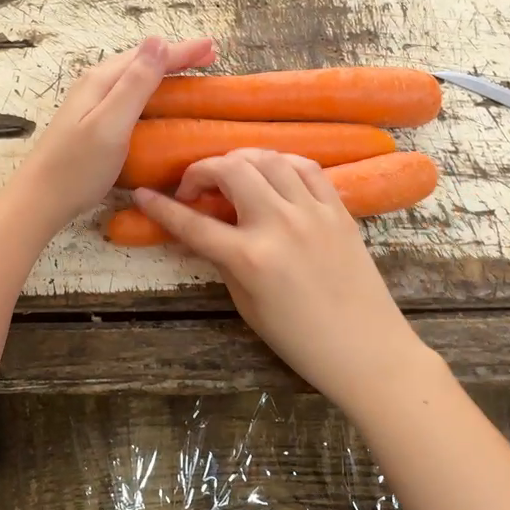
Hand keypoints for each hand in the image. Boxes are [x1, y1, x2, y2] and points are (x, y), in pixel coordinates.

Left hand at [8, 36, 215, 228]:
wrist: (39, 201)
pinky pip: (128, 94)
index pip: (148, 55)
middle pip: (140, 61)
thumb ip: (135, 84)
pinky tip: (155, 100)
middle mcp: (94, 84)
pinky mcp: (90, 122)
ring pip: (133, 76)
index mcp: (101, 80)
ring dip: (163, 70)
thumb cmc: (77, 167)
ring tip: (189, 71)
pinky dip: (150, 89)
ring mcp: (90, 103)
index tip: (212, 47)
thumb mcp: (112, 124)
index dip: (182, 50)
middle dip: (175, 56)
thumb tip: (158, 40)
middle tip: (209, 55)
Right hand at [133, 149, 435, 411]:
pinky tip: (272, 173)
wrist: (367, 350)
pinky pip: (306, 167)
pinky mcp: (338, 209)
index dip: (161, 207)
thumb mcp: (247, 304)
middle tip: (194, 188)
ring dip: (239, 160)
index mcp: (250, 259)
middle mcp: (279, 225)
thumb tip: (205, 228)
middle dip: (202, 171)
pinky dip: (281, 162)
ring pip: (267, 158)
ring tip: (230, 175)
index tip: (142, 194)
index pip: (193, 224)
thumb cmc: (300, 340)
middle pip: (230, 170)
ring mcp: (312, 213)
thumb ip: (223, 260)